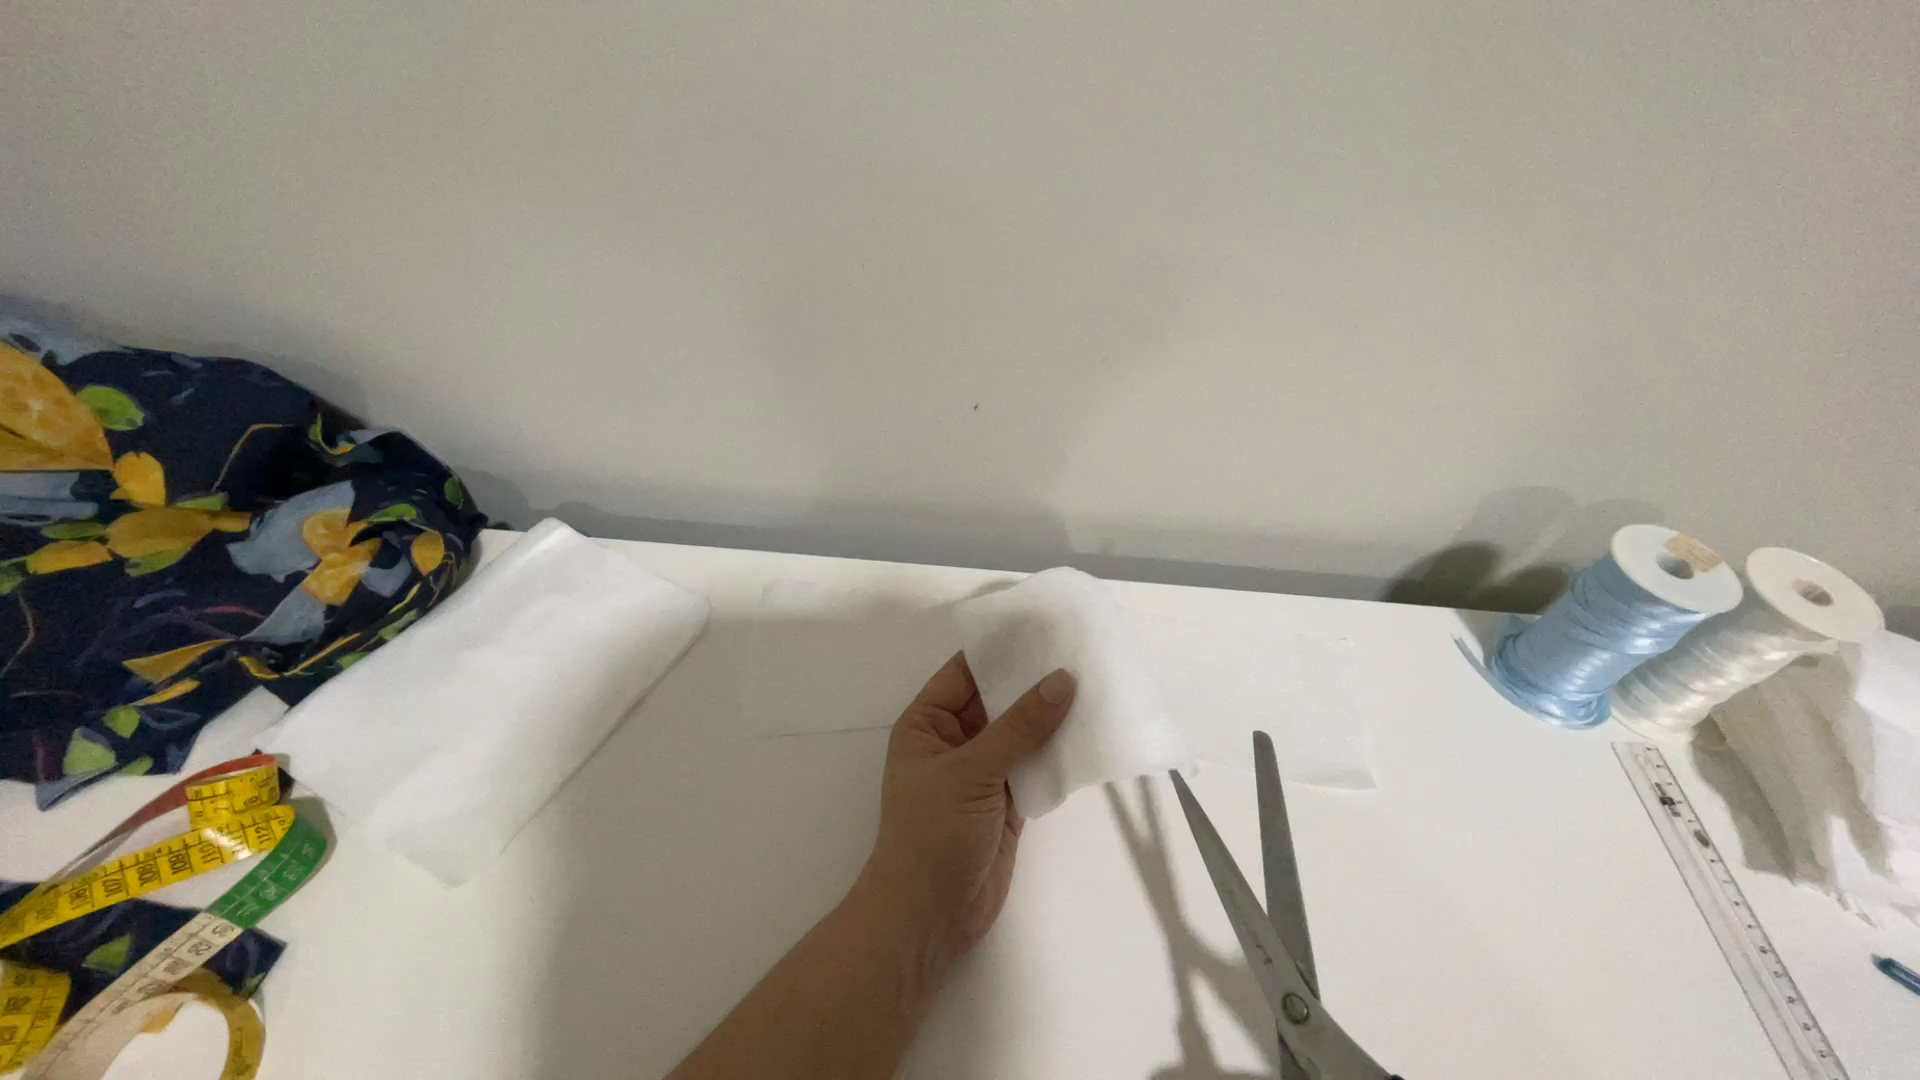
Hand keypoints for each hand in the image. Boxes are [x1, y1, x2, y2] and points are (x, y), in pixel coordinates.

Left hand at [849, 652, 1075, 976]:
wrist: (930, 916)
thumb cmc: (932, 833)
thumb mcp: (971, 771)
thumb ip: (1019, 728)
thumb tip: (1062, 680)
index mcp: (927, 723)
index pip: (965, 673)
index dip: (1001, 650)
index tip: (1042, 626)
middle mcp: (954, 741)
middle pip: (998, 700)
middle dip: (1033, 681)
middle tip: (1080, 651)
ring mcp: (983, 772)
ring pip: (1021, 733)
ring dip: (1052, 716)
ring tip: (1095, 683)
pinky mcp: (1007, 801)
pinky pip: (1036, 765)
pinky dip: (1059, 752)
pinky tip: (1092, 732)